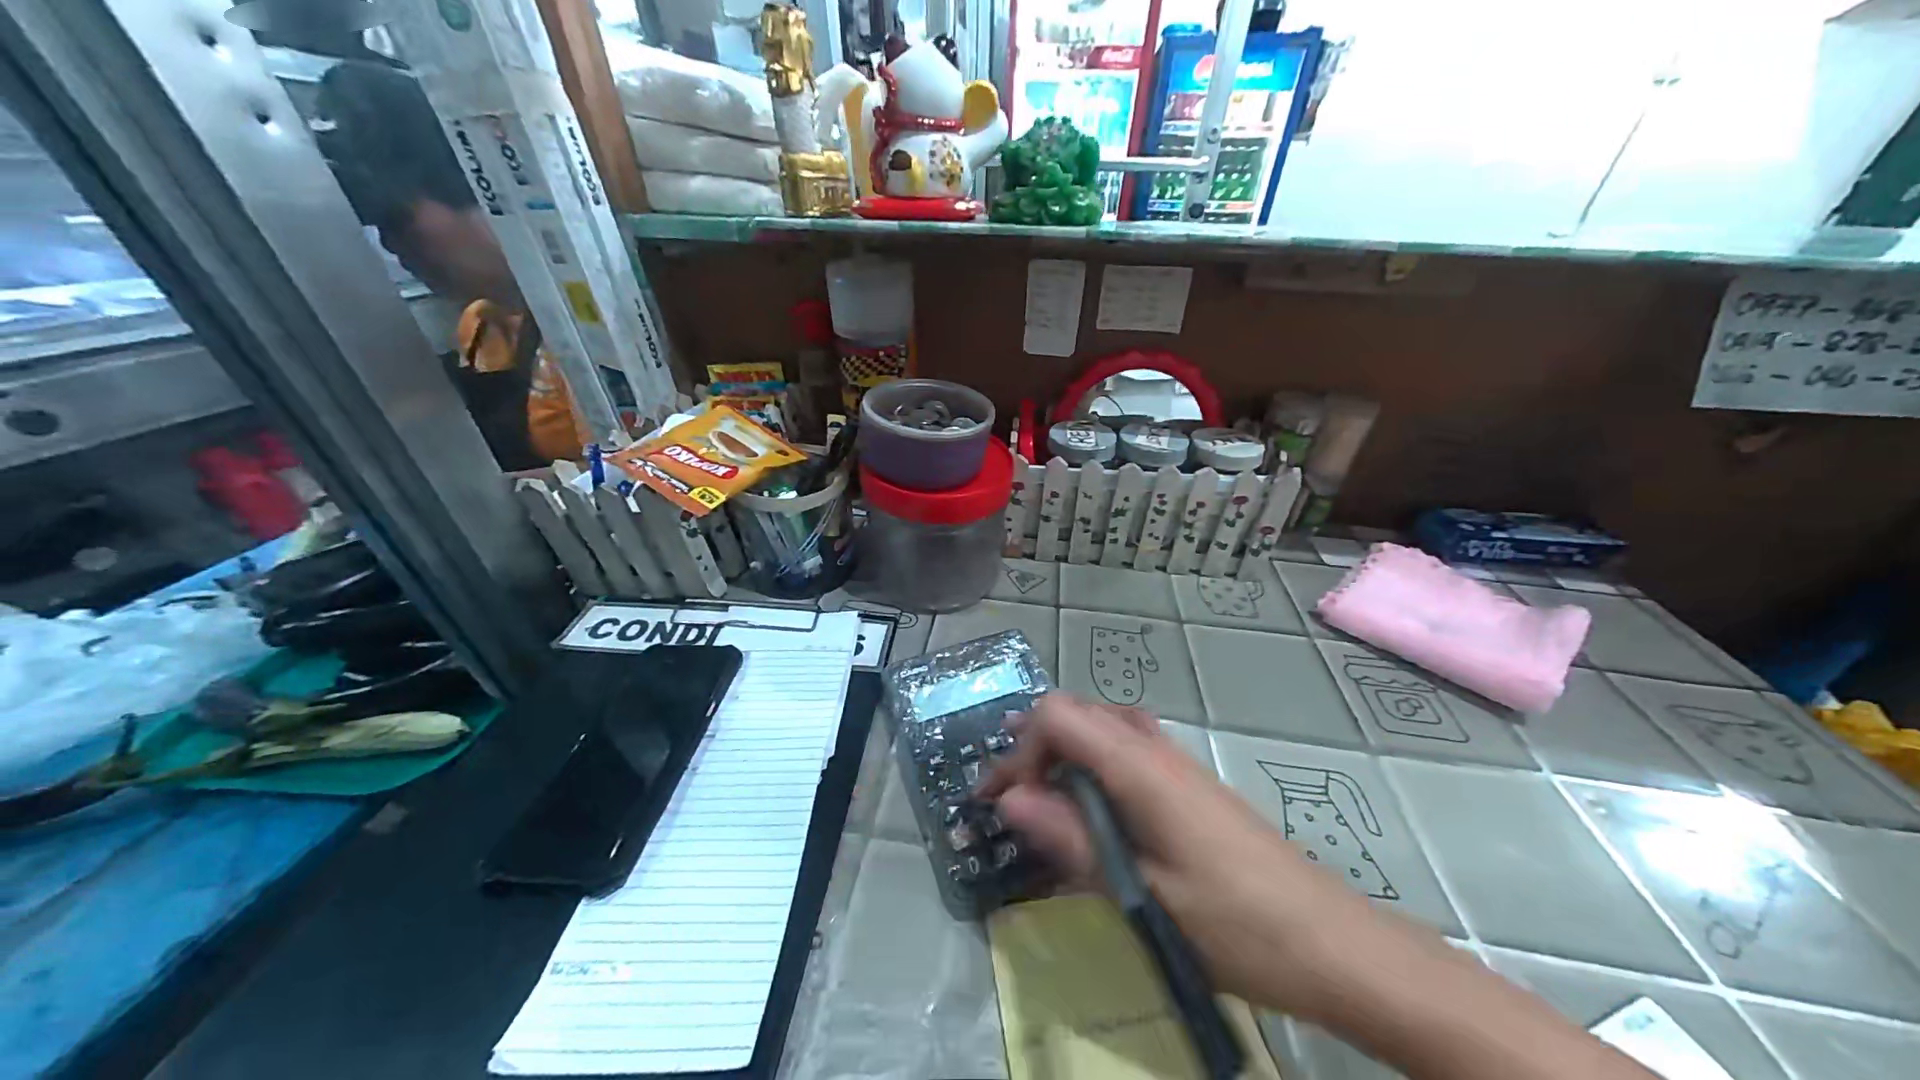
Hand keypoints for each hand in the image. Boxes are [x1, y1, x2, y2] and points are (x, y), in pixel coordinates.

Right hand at [976, 692, 1377, 1012]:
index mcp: (1140, 767)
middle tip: (1013, 803)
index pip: (1058, 716)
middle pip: (1076, 713)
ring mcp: (1176, 761)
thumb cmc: (1235, 923)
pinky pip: (1126, 748)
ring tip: (1043, 802)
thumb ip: (1071, 838)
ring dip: (1064, 755)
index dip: (1022, 750)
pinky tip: (1094, 811)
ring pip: (1102, 727)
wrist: (1332, 942)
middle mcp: (1155, 748)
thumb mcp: (1141, 890)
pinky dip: (1093, 765)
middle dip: (1034, 748)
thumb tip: (1008, 797)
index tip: (1009, 805)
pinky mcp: (1188, 783)